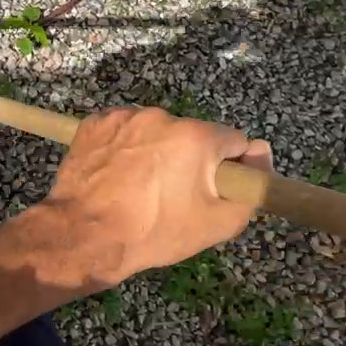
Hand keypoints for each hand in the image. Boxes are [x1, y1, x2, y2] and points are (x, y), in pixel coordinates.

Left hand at [38, 106, 271, 287]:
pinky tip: (119, 172)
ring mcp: (121, 117)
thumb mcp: (220, 221)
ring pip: (155, 131)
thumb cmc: (157, 229)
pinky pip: (124, 131)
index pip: (233, 140)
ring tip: (143, 184)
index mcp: (193, 135)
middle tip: (176, 191)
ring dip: (157, 149)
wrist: (86, 230)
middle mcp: (157, 116)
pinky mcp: (93, 123)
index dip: (232, 165)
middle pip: (191, 134)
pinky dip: (126, 145)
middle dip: (191, 157)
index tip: (218, 187)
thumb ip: (250, 186)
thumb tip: (260, 151)